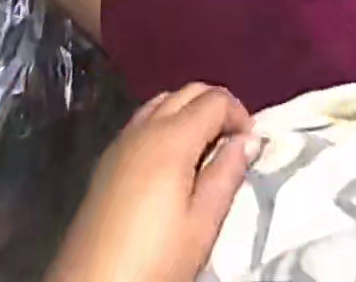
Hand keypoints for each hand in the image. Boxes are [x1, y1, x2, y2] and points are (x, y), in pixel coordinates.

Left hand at [45, 83, 254, 281]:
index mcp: (172, 138)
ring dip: (190, 111)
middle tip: (232, 142)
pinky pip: (143, 120)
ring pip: (164, 101)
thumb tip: (248, 139)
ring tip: (204, 147)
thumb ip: (227, 173)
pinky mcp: (105, 162)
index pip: (215, 101)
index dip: (239, 115)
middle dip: (217, 106)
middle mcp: (145, 128)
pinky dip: (165, 122)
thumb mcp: (201, 225)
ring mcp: (121, 143)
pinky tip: (170, 159)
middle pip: (189, 92)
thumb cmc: (152, 264)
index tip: (250, 145)